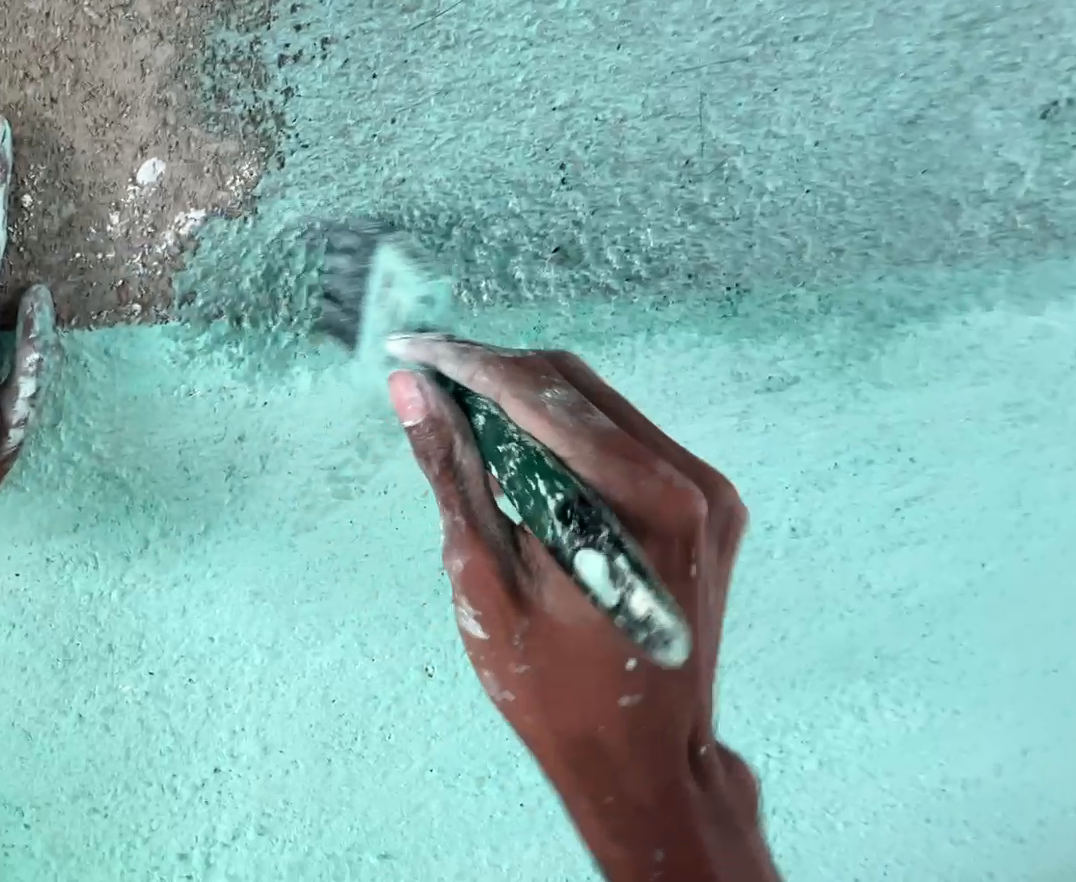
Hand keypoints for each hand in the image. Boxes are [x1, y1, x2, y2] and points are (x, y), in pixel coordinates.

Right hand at [387, 336, 776, 881]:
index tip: (405, 348)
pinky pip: (613, 431)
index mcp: (641, 502)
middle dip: (485, 368)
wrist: (641, 760)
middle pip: (567, 383)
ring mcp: (704, 489)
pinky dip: (549, 422)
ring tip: (449, 400)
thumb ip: (449, 470)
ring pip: (591, 399)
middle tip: (419, 372)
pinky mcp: (700, 501)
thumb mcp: (481, 574)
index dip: (462, 362)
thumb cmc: (547, 682)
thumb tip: (411, 389)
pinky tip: (503, 437)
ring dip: (514, 391)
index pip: (536, 394)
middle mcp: (689, 481)